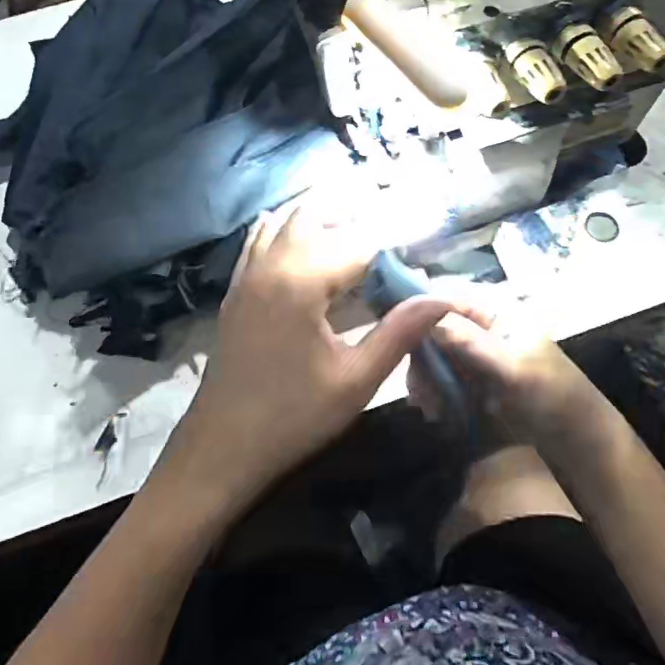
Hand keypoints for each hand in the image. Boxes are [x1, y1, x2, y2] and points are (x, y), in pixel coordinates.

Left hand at [162, 198, 455, 506]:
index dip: (393, 248)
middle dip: (356, 218)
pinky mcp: (237, 289)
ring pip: (286, 221)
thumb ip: (400, 332)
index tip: (419, 257)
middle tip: (391, 238)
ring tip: (356, 232)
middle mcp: (272, 264)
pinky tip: (304, 239)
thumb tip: (443, 298)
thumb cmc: (294, 417)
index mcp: (303, 282)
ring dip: (322, 219)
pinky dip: (287, 229)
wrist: (221, 448)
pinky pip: (261, 239)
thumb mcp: (356, 380)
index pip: (359, 243)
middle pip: (317, 216)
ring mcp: (248, 274)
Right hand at [417, 304, 615, 459]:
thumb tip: (434, 322)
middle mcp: (481, 324)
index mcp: (495, 310)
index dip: (418, 314)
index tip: (397, 340)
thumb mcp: (514, 370)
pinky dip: (433, 391)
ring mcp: (476, 351)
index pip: (446, 297)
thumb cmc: (552, 395)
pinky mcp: (474, 376)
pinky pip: (442, 375)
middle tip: (417, 390)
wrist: (577, 437)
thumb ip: (474, 345)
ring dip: (424, 378)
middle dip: (420, 356)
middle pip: (434, 327)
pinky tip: (434, 412)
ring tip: (427, 408)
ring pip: (434, 353)